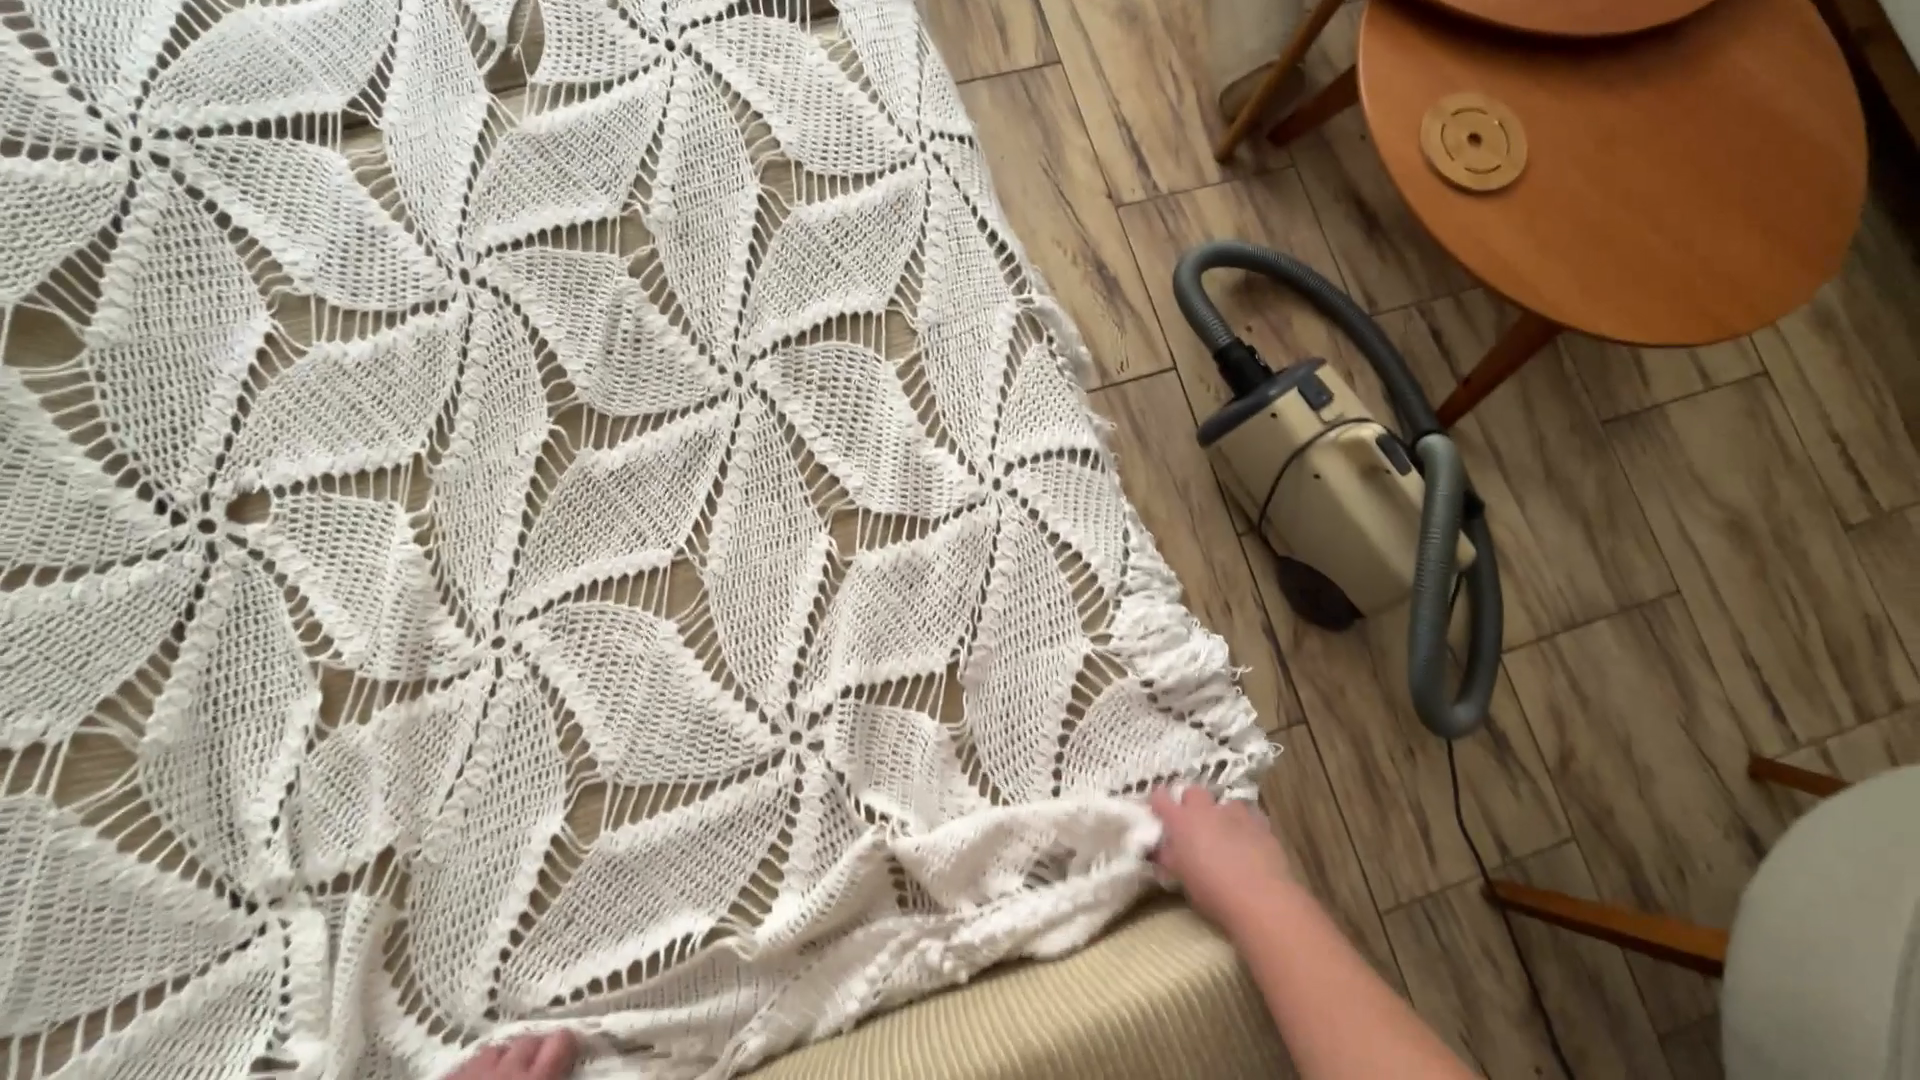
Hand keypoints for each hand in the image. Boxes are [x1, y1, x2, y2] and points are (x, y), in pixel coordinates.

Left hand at [447, 1032, 577, 1079]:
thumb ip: (556, 1075)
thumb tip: (568, 1066)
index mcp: (535, 1079)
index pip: (561, 1042)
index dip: (568, 1042)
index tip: (573, 1045)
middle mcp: (507, 1068)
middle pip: (529, 1039)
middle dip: (535, 1047)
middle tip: (538, 1061)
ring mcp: (473, 1071)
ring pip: (497, 1047)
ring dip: (505, 1054)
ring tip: (506, 1067)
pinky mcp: (448, 1076)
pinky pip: (467, 1061)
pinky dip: (476, 1066)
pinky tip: (477, 1075)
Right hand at [1149, 786, 1294, 932]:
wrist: (1260, 899)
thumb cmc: (1212, 892)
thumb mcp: (1181, 878)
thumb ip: (1169, 857)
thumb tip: (1161, 850)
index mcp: (1181, 821)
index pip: (1160, 797)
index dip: (1158, 803)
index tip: (1159, 814)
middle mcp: (1206, 810)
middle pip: (1194, 792)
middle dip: (1191, 804)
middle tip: (1194, 826)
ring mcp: (1236, 814)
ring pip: (1225, 804)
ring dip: (1222, 816)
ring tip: (1226, 836)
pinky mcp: (1261, 823)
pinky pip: (1249, 817)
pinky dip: (1245, 827)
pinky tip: (1250, 844)